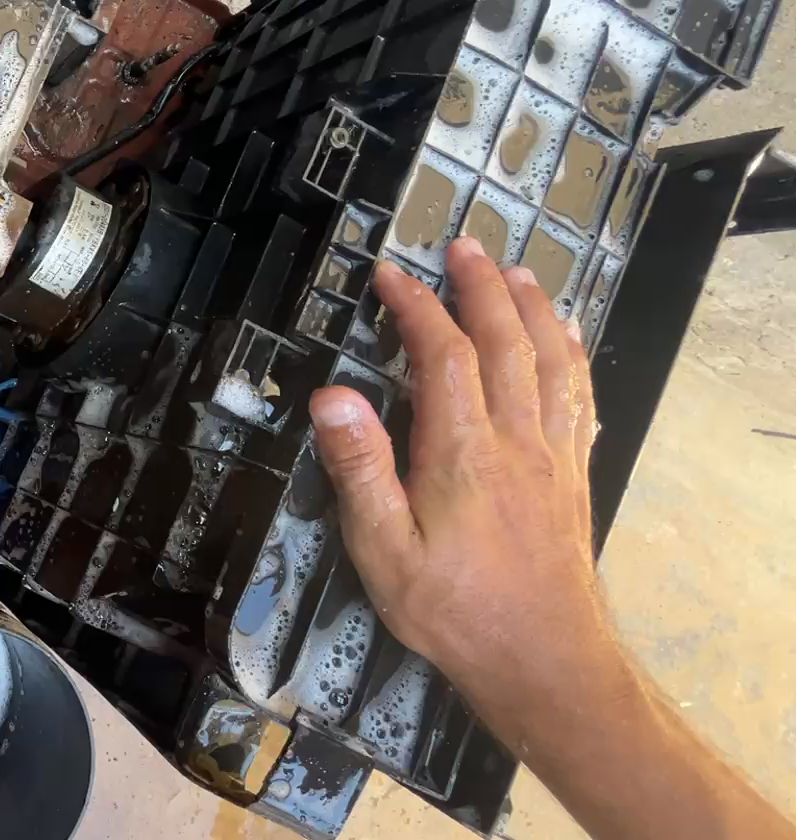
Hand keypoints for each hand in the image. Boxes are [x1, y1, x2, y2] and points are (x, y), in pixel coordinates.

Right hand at [308, 237, 615, 708]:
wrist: (544, 662)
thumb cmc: (449, 602)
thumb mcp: (381, 542)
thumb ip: (358, 465)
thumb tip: (331, 396)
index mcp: (464, 450)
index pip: (445, 356)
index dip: (417, 308)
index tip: (389, 275)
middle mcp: (517, 439)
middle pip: (509, 345)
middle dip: (483, 289)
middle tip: (463, 248)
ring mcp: (553, 456)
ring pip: (553, 364)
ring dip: (534, 310)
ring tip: (519, 274)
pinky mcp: (571, 476)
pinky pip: (578, 400)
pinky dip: (571, 357)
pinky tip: (564, 344)